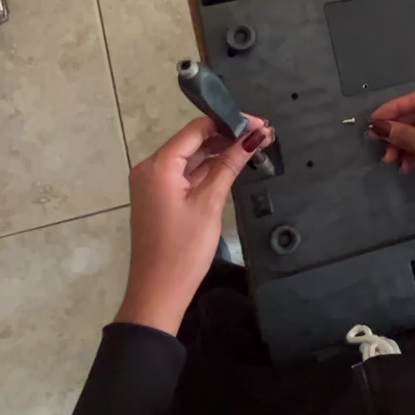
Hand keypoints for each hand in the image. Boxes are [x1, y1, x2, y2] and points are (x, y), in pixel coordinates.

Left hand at [116, 115, 272, 334]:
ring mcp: (154, 183)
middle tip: (263, 135)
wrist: (158, 293)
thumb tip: (256, 135)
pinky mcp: (160, 196)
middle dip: (228, 135)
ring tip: (254, 147)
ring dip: (221, 151)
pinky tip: (234, 165)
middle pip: (194, 140)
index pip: (197, 128)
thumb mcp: (210, 202)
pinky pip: (187, 172)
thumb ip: (231, 163)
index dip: (230, 121)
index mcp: (158, 165)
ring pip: (191, 156)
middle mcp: (151, 167)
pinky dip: (209, 168)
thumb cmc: (183, 248)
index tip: (260, 123)